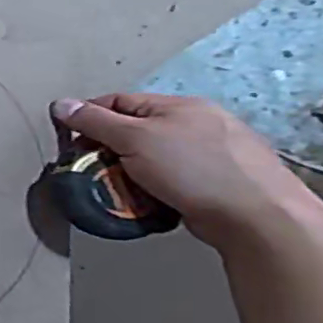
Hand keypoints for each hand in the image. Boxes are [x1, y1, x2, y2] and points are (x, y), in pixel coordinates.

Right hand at [51, 93, 322, 249]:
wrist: (262, 220)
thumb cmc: (194, 170)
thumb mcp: (134, 139)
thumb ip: (94, 121)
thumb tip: (60, 103)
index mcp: (181, 106)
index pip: (119, 101)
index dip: (89, 117)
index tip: (70, 141)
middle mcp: (201, 124)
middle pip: (137, 130)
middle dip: (111, 149)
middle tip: (94, 170)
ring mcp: (218, 155)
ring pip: (156, 158)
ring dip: (134, 172)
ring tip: (122, 190)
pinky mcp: (225, 185)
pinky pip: (177, 180)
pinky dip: (158, 189)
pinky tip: (153, 201)